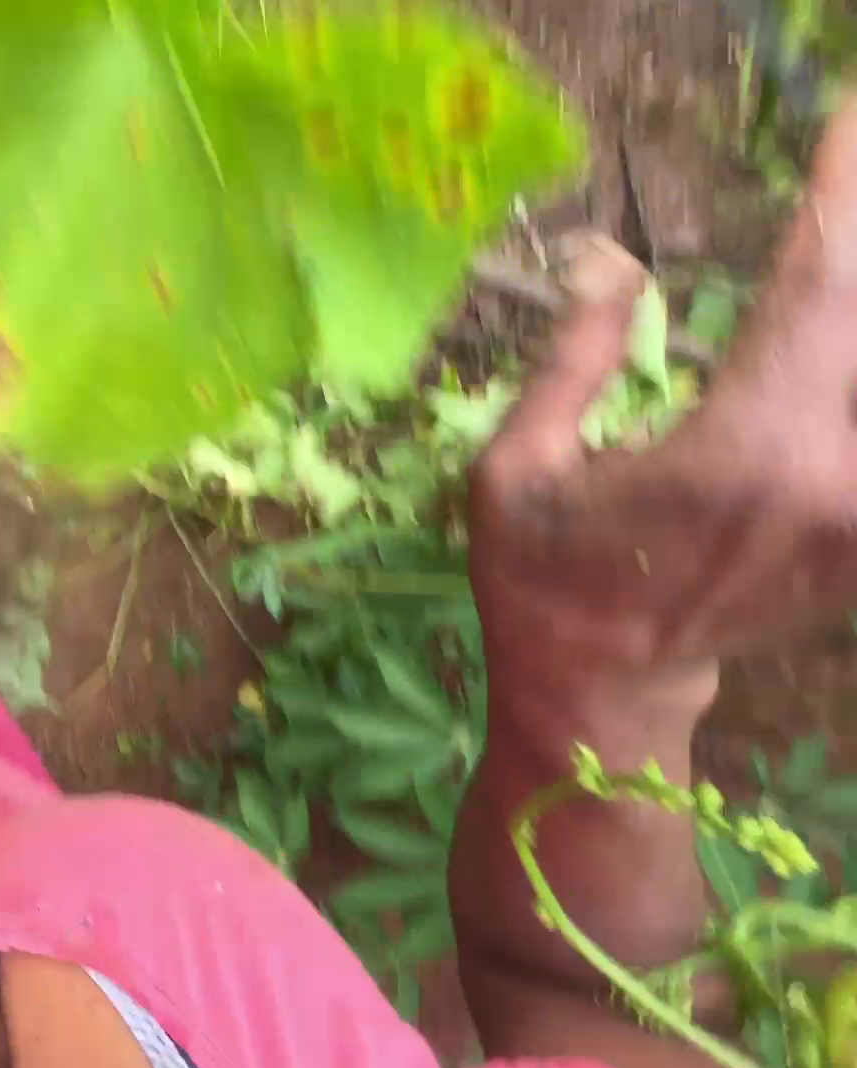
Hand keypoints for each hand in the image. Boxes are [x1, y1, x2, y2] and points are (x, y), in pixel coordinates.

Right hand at [469, 101, 856, 714]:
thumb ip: (572, 364)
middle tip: (855, 164)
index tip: (855, 119)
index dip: (843, 193)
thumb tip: (609, 261)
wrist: (601, 679)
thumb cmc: (534, 575)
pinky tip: (828, 335)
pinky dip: (851, 359)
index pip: (819, 288)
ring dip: (854, 304)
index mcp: (740, 452)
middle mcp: (841, 469)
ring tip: (833, 243)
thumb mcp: (513, 472)